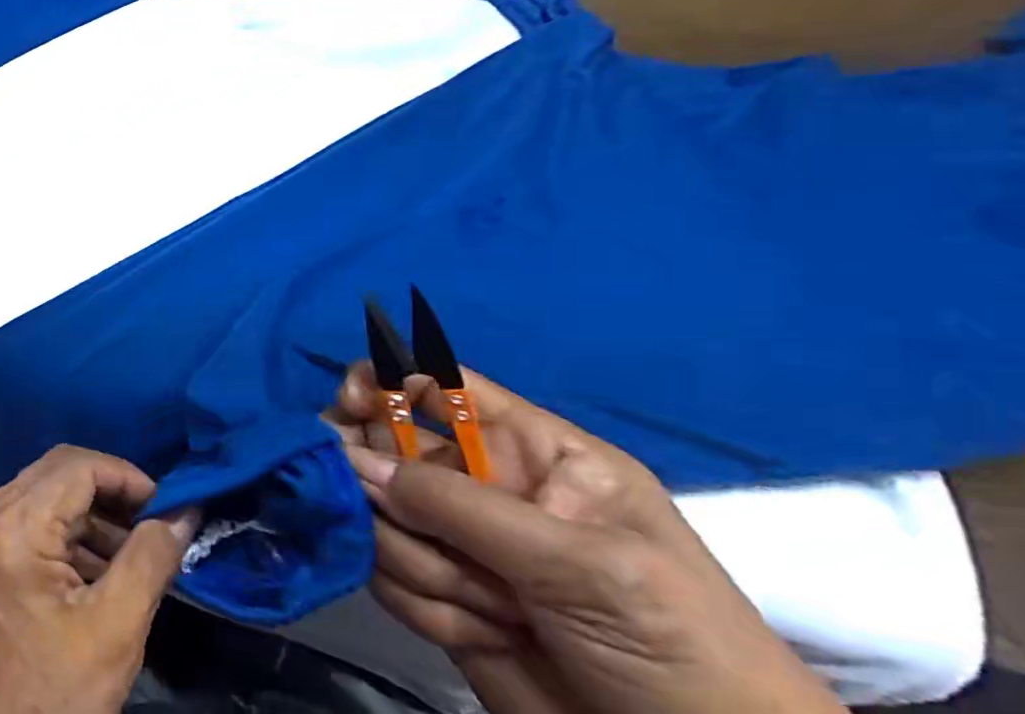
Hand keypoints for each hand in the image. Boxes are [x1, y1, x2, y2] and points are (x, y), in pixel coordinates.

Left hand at [0, 445, 198, 713]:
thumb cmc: (52, 689)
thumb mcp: (114, 627)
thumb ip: (151, 558)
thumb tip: (185, 510)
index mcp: (17, 521)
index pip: (82, 465)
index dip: (131, 478)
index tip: (170, 510)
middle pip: (68, 469)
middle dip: (118, 492)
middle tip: (159, 525)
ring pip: (59, 489)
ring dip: (103, 513)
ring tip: (143, 552)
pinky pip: (46, 514)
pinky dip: (82, 531)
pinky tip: (112, 567)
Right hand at [326, 364, 846, 713]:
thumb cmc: (672, 643)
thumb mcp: (580, 562)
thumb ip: (461, 506)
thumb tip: (353, 462)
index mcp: (530, 449)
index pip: (440, 387)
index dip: (387, 382)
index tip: (353, 404)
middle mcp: (482, 483)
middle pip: (389, 445)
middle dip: (385, 483)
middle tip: (385, 510)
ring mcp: (455, 539)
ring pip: (380, 514)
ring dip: (421, 562)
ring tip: (493, 609)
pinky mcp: (435, 592)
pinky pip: (385, 571)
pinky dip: (422, 604)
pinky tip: (482, 634)